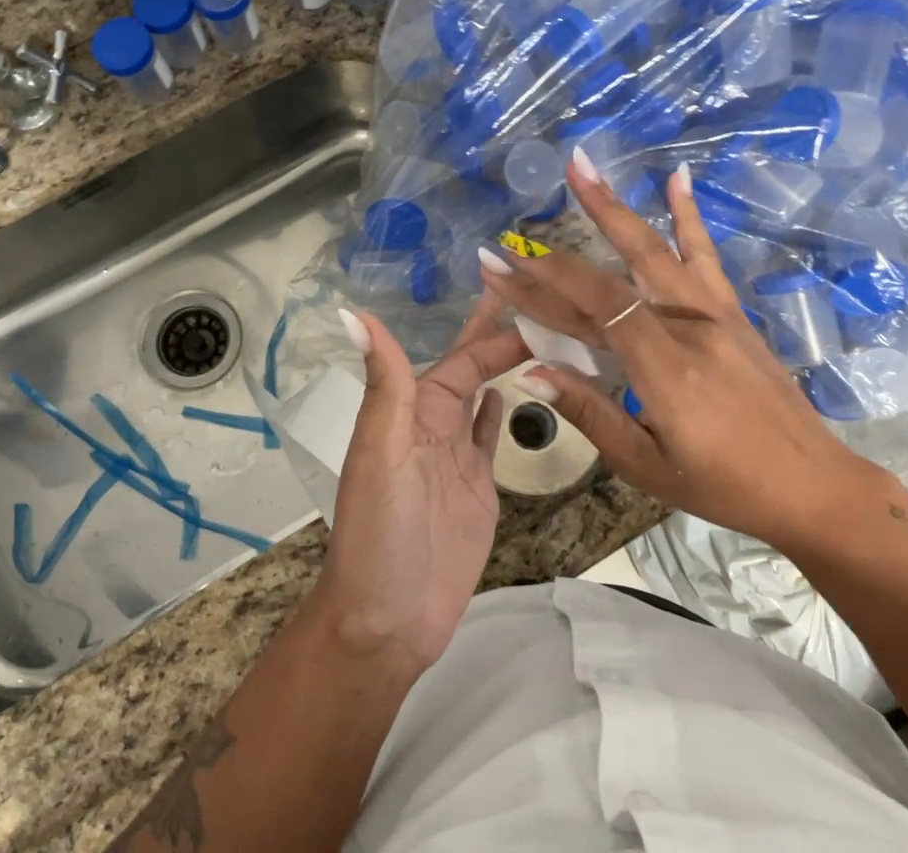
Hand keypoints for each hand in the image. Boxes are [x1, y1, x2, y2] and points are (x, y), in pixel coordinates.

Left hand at [314, 294, 529, 669]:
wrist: (387, 618)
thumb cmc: (380, 533)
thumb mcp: (380, 452)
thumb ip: (384, 384)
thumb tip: (353, 311)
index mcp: (409, 414)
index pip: (457, 357)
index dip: (488, 326)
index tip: (527, 289)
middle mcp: (433, 429)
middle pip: (473, 370)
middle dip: (504, 337)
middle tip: (555, 304)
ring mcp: (457, 461)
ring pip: (485, 398)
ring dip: (509, 367)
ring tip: (548, 336)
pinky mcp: (478, 492)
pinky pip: (490, 439)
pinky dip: (502, 412)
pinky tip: (517, 391)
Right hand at [478, 153, 889, 551]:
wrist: (811, 484)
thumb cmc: (724, 486)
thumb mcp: (648, 464)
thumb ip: (590, 413)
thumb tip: (531, 371)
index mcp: (664, 369)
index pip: (591, 310)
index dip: (539, 287)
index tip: (495, 268)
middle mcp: (690, 328)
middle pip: (614, 274)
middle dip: (557, 253)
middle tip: (511, 232)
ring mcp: (716, 314)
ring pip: (657, 251)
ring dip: (614, 209)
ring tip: (582, 168)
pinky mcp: (733, 314)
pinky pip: (705, 257)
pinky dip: (688, 216)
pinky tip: (678, 179)